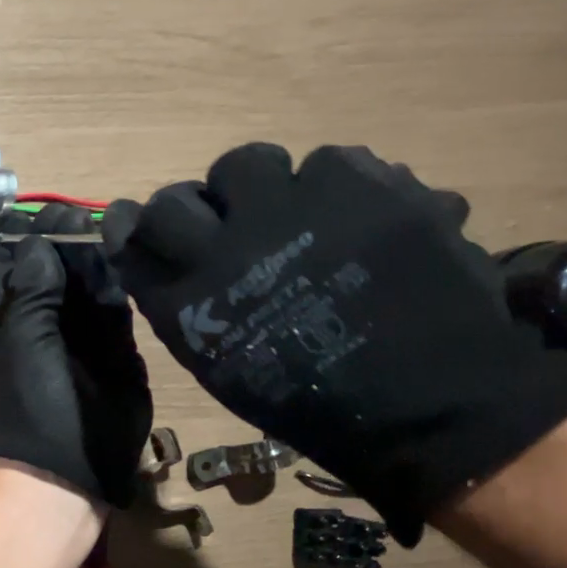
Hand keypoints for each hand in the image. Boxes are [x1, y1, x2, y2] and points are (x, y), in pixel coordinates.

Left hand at [0, 204, 151, 507]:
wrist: (65, 470)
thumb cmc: (33, 404)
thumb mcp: (23, 342)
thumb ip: (32, 293)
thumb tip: (35, 243)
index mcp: (5, 330)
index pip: (12, 275)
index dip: (24, 243)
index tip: (40, 210)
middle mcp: (41, 333)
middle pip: (52, 278)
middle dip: (63, 245)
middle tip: (80, 210)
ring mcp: (79, 345)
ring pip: (85, 292)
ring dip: (92, 260)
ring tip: (105, 222)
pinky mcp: (117, 357)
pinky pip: (115, 314)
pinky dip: (117, 287)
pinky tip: (125, 258)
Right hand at [102, 143, 566, 543]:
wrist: (424, 405)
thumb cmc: (301, 397)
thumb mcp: (211, 356)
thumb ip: (176, 295)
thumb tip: (143, 242)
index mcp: (195, 289)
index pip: (143, 222)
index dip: (142, 221)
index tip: (157, 230)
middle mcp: (243, 238)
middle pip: (216, 175)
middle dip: (224, 196)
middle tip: (247, 225)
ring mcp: (317, 208)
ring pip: (282, 162)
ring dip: (288, 190)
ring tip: (313, 226)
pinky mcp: (387, 193)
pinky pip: (352, 165)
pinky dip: (351, 191)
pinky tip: (363, 229)